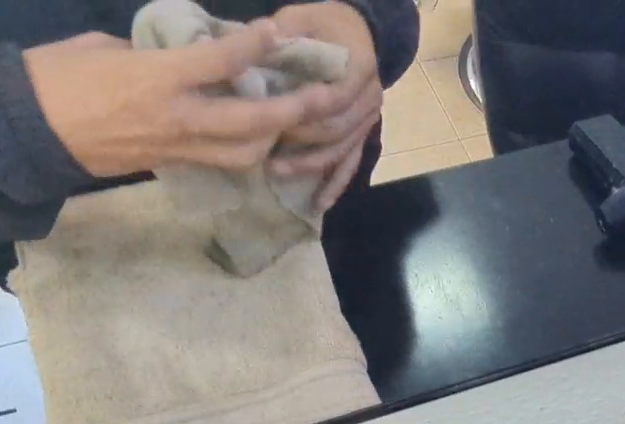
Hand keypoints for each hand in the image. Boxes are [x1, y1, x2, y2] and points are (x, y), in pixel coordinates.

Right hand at [24, 23, 324, 176]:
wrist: (32, 130)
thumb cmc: (58, 75)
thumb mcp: (107, 47)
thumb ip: (157, 54)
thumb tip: (188, 54)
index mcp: (157, 79)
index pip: (219, 62)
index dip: (254, 46)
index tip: (278, 34)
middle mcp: (179, 119)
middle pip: (253, 121)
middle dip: (293, 111)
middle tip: (324, 98)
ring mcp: (181, 148)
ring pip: (248, 152)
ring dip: (278, 137)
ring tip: (299, 120)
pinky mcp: (178, 166)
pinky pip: (227, 163)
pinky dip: (251, 151)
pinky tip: (265, 139)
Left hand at [265, 1, 382, 208]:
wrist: (362, 33)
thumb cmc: (328, 24)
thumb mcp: (304, 16)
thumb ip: (286, 34)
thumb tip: (254, 51)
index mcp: (359, 67)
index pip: (334, 98)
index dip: (305, 110)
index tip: (272, 115)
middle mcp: (369, 99)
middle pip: (336, 130)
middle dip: (300, 140)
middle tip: (264, 144)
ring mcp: (369, 122)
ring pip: (341, 152)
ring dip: (311, 166)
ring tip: (277, 172)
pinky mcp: (363, 136)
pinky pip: (351, 165)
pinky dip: (336, 185)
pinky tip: (320, 204)